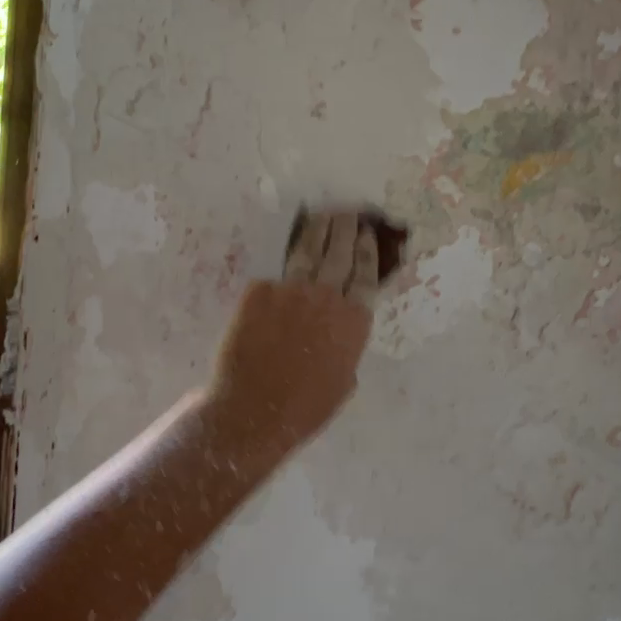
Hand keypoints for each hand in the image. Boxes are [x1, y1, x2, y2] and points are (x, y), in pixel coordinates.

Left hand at [207, 210, 378, 450]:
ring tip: (323, 215)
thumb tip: (339, 333)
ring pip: (307, 251)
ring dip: (318, 230)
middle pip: (339, 253)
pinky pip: (273, 277)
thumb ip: (346, 347)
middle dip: (345, 229)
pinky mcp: (259, 291)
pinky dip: (279, 272)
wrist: (253, 409)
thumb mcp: (343, 381)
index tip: (368, 233)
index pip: (365, 274)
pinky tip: (283, 259)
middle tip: (348, 212)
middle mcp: (326, 298)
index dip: (367, 251)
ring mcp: (290, 290)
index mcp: (353, 321)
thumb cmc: (305, 408)